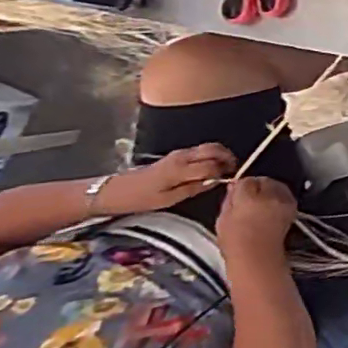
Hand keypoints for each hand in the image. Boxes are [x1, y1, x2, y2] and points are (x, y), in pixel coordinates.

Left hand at [94, 144, 235, 215]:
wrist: (113, 191)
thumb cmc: (139, 199)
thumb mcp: (167, 200)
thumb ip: (193, 189)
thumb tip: (215, 182)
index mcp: (180, 169)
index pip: (212, 165)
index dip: (224, 171)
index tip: (231, 178)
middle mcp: (182, 157)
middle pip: (214, 149)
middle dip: (228, 157)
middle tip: (234, 169)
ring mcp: (179, 154)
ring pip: (209, 147)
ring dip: (222, 154)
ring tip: (226, 167)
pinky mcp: (176, 155)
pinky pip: (201, 150)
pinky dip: (213, 154)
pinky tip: (212, 165)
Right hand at [216, 177, 297, 253]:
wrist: (258, 255)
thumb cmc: (235, 241)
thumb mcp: (223, 219)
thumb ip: (229, 200)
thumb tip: (233, 187)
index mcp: (248, 199)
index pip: (246, 181)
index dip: (240, 186)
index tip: (237, 192)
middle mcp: (269, 196)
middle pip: (263, 180)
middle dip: (256, 185)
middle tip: (248, 196)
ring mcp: (283, 200)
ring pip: (276, 184)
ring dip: (268, 189)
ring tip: (259, 201)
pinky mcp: (293, 206)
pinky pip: (285, 193)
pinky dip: (278, 196)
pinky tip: (270, 205)